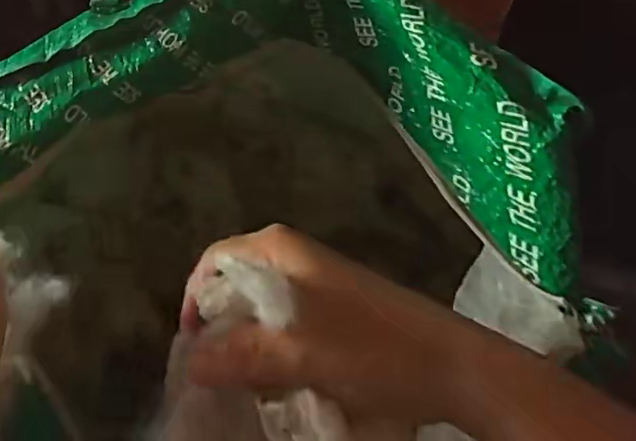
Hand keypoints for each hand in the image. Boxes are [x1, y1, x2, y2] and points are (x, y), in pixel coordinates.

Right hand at [179, 225, 635, 440]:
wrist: (447, 362)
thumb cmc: (371, 348)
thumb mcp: (301, 354)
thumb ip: (242, 354)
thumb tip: (188, 359)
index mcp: (279, 248)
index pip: (214, 260)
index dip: (194, 301)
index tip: (189, 352)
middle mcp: (291, 254)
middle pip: (234, 283)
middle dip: (219, 328)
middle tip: (212, 379)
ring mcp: (313, 279)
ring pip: (258, 307)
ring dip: (246, 345)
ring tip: (243, 388)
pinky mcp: (330, 306)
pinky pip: (283, 323)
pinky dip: (272, 351)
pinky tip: (279, 384)